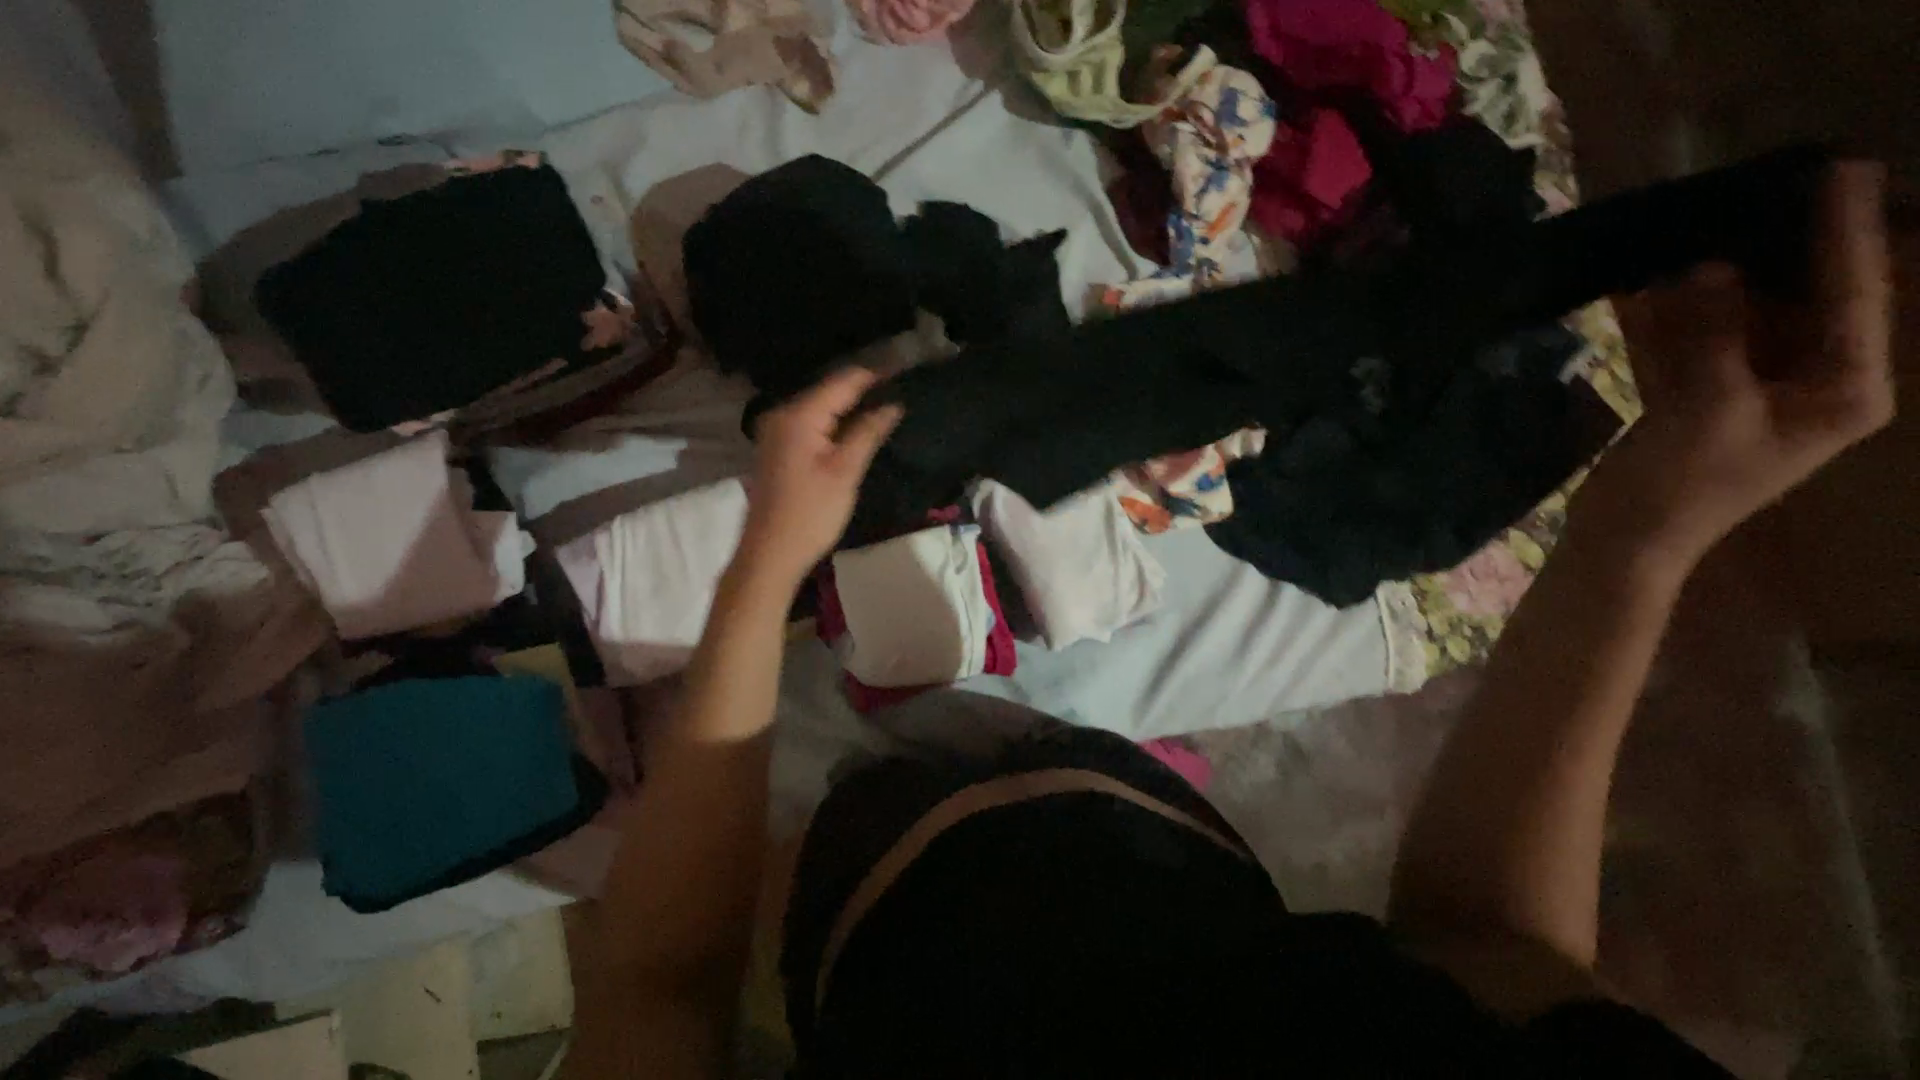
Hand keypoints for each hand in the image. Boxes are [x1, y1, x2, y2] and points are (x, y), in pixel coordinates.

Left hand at [736, 368, 903, 586]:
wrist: (770, 554)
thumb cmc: (810, 514)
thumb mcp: (845, 472)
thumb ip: (868, 432)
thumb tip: (893, 404)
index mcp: (799, 415)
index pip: (843, 381)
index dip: (876, 375)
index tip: (906, 373)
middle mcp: (782, 414)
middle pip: (829, 390)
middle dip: (863, 389)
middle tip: (899, 389)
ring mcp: (775, 431)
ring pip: (820, 407)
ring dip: (849, 406)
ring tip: (884, 405)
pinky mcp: (776, 448)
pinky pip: (810, 423)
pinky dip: (832, 422)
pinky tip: (855, 429)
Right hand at [1599, 161, 1894, 564]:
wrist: (1623, 542)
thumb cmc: (1682, 487)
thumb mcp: (1706, 407)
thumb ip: (1713, 334)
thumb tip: (1709, 265)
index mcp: (1842, 391)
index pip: (1852, 297)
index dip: (1843, 233)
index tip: (1840, 170)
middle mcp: (1808, 383)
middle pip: (1799, 301)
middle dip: (1775, 252)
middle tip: (1761, 188)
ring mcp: (1748, 390)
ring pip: (1738, 318)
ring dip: (1710, 282)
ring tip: (1693, 227)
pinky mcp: (1696, 399)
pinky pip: (1690, 343)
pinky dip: (1666, 318)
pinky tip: (1640, 283)